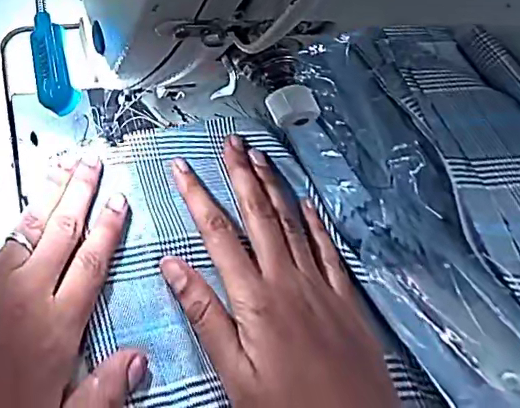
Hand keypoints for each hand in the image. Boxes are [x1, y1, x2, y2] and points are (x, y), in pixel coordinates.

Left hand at [0, 156, 146, 407]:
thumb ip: (102, 392)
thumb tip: (137, 361)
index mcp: (56, 328)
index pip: (92, 265)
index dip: (109, 229)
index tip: (118, 202)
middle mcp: (27, 293)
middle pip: (65, 231)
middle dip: (82, 191)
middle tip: (93, 162)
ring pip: (27, 222)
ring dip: (48, 188)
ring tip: (61, 163)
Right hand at [162, 135, 398, 407]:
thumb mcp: (236, 375)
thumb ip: (204, 315)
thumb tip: (172, 266)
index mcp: (255, 298)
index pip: (217, 232)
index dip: (196, 195)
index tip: (182, 168)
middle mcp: (288, 283)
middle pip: (258, 214)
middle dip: (241, 174)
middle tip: (229, 144)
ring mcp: (321, 290)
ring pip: (291, 223)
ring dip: (272, 186)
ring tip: (259, 157)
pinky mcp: (347, 304)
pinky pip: (328, 251)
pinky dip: (315, 223)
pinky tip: (305, 203)